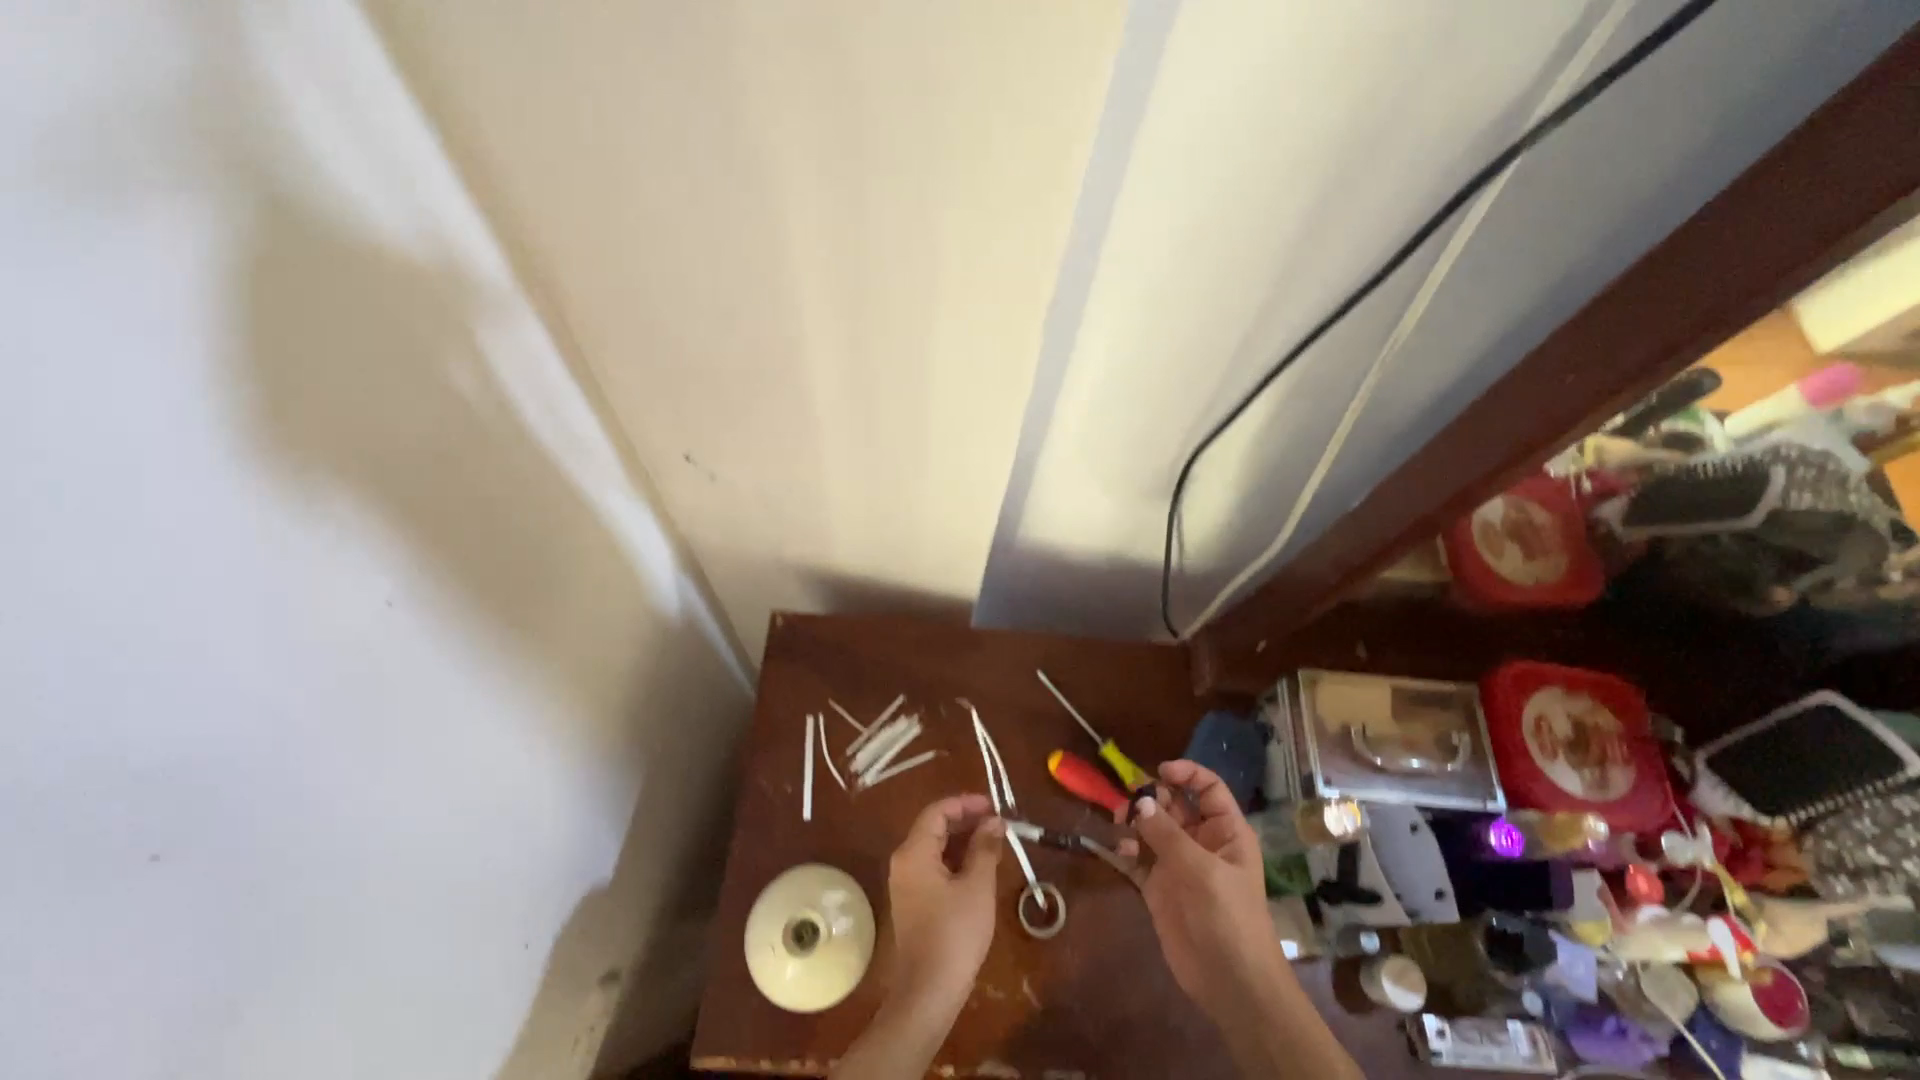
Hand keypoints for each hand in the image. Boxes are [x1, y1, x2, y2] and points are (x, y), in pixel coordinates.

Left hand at [886, 794, 1004, 1008]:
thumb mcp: (977, 886)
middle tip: (997, 823)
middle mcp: (903, 862)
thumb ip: (985, 848)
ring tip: (994, 842)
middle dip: (965, 821)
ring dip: (962, 841)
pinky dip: (955, 861)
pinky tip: (979, 868)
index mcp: (913, 853)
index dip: (965, 804)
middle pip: (933, 828)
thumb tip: (994, 821)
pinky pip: (933, 868)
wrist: (929, 989)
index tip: (993, 805)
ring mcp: (906, 884)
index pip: (936, 812)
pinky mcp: (914, 902)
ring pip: (934, 849)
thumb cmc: (955, 933)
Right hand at [1117, 761, 1278, 1017]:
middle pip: (1173, 805)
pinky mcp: (1157, 888)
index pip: (1208, 788)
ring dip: (1134, 822)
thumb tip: (1140, 801)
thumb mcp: (1201, 870)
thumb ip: (1167, 834)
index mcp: (1226, 832)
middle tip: (1128, 803)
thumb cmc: (1228, 917)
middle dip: (1151, 798)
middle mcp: (1201, 842)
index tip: (1158, 772)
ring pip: (1151, 829)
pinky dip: (1124, 851)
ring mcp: (1178, 865)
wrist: (1230, 980)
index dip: (1186, 774)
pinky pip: (1137, 859)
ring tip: (1119, 825)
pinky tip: (1118, 852)